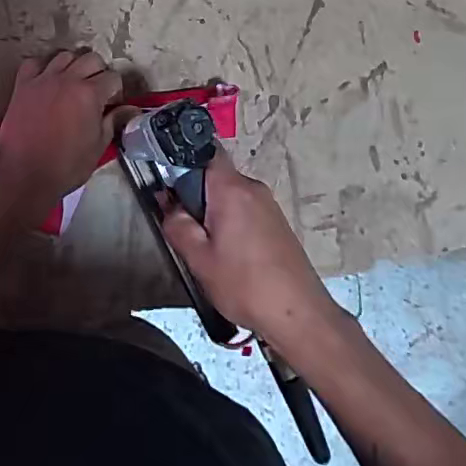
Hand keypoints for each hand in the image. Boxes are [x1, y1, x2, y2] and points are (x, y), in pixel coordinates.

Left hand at [0, 50, 123, 207]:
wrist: (26, 175)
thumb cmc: (67, 164)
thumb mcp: (99, 145)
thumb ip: (114, 121)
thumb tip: (131, 110)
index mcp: (90, 94)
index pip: (113, 77)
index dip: (116, 90)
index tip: (112, 104)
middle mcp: (68, 80)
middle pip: (91, 58)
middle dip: (99, 72)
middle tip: (97, 92)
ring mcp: (43, 80)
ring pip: (65, 56)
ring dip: (74, 66)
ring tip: (73, 84)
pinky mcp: (22, 86)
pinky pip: (35, 63)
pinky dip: (44, 67)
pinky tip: (48, 80)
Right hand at [158, 150, 338, 343]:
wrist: (296, 311)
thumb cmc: (245, 284)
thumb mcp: (199, 259)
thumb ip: (178, 226)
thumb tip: (168, 206)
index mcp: (233, 190)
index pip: (207, 154)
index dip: (183, 164)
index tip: (169, 188)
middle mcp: (254, 189)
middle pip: (217, 178)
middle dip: (196, 198)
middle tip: (186, 230)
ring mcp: (269, 205)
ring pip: (231, 197)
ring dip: (214, 215)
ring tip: (208, 251)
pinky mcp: (277, 223)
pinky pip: (246, 211)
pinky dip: (232, 225)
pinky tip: (230, 256)